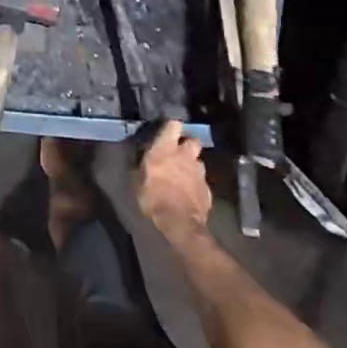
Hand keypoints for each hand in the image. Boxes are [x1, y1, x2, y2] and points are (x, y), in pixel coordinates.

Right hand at [136, 121, 210, 238]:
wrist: (180, 222)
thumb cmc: (153, 196)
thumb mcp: (138, 177)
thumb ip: (144, 162)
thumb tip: (143, 154)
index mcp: (166, 148)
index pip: (174, 125)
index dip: (172, 125)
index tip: (169, 127)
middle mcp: (185, 156)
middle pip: (193, 141)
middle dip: (187, 143)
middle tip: (178, 151)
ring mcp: (199, 172)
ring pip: (198, 161)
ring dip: (192, 163)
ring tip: (183, 173)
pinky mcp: (207, 189)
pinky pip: (202, 180)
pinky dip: (196, 182)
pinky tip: (189, 191)